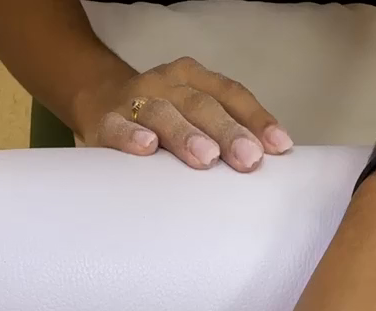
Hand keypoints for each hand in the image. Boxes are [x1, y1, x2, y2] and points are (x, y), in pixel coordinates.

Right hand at [70, 56, 291, 170]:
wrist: (96, 99)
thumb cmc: (159, 120)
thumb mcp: (192, 118)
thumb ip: (222, 135)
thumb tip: (264, 165)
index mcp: (194, 80)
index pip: (231, 95)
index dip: (256, 119)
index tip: (279, 148)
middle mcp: (167, 84)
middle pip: (202, 106)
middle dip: (228, 133)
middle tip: (248, 160)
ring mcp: (135, 100)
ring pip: (164, 113)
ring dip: (187, 136)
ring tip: (206, 159)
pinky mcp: (105, 122)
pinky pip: (119, 127)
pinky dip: (131, 137)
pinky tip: (146, 148)